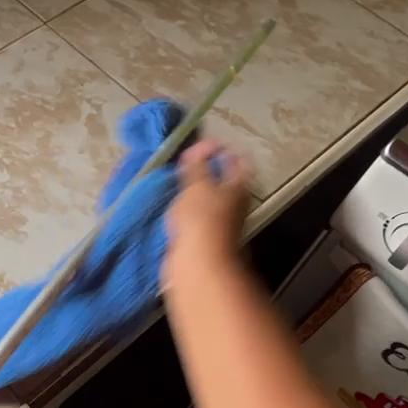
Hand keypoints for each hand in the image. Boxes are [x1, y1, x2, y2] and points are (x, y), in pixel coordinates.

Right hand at [164, 139, 251, 285]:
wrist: (197, 264)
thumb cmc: (201, 219)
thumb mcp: (197, 184)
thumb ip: (197, 164)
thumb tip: (199, 147)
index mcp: (237, 187)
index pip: (237, 160)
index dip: (221, 149)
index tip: (201, 143)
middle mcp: (233, 203)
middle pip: (223, 181)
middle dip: (205, 170)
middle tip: (184, 161)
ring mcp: (219, 222)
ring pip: (207, 199)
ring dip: (193, 191)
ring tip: (173, 182)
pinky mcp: (203, 237)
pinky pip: (194, 216)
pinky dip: (184, 209)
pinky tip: (170, 206)